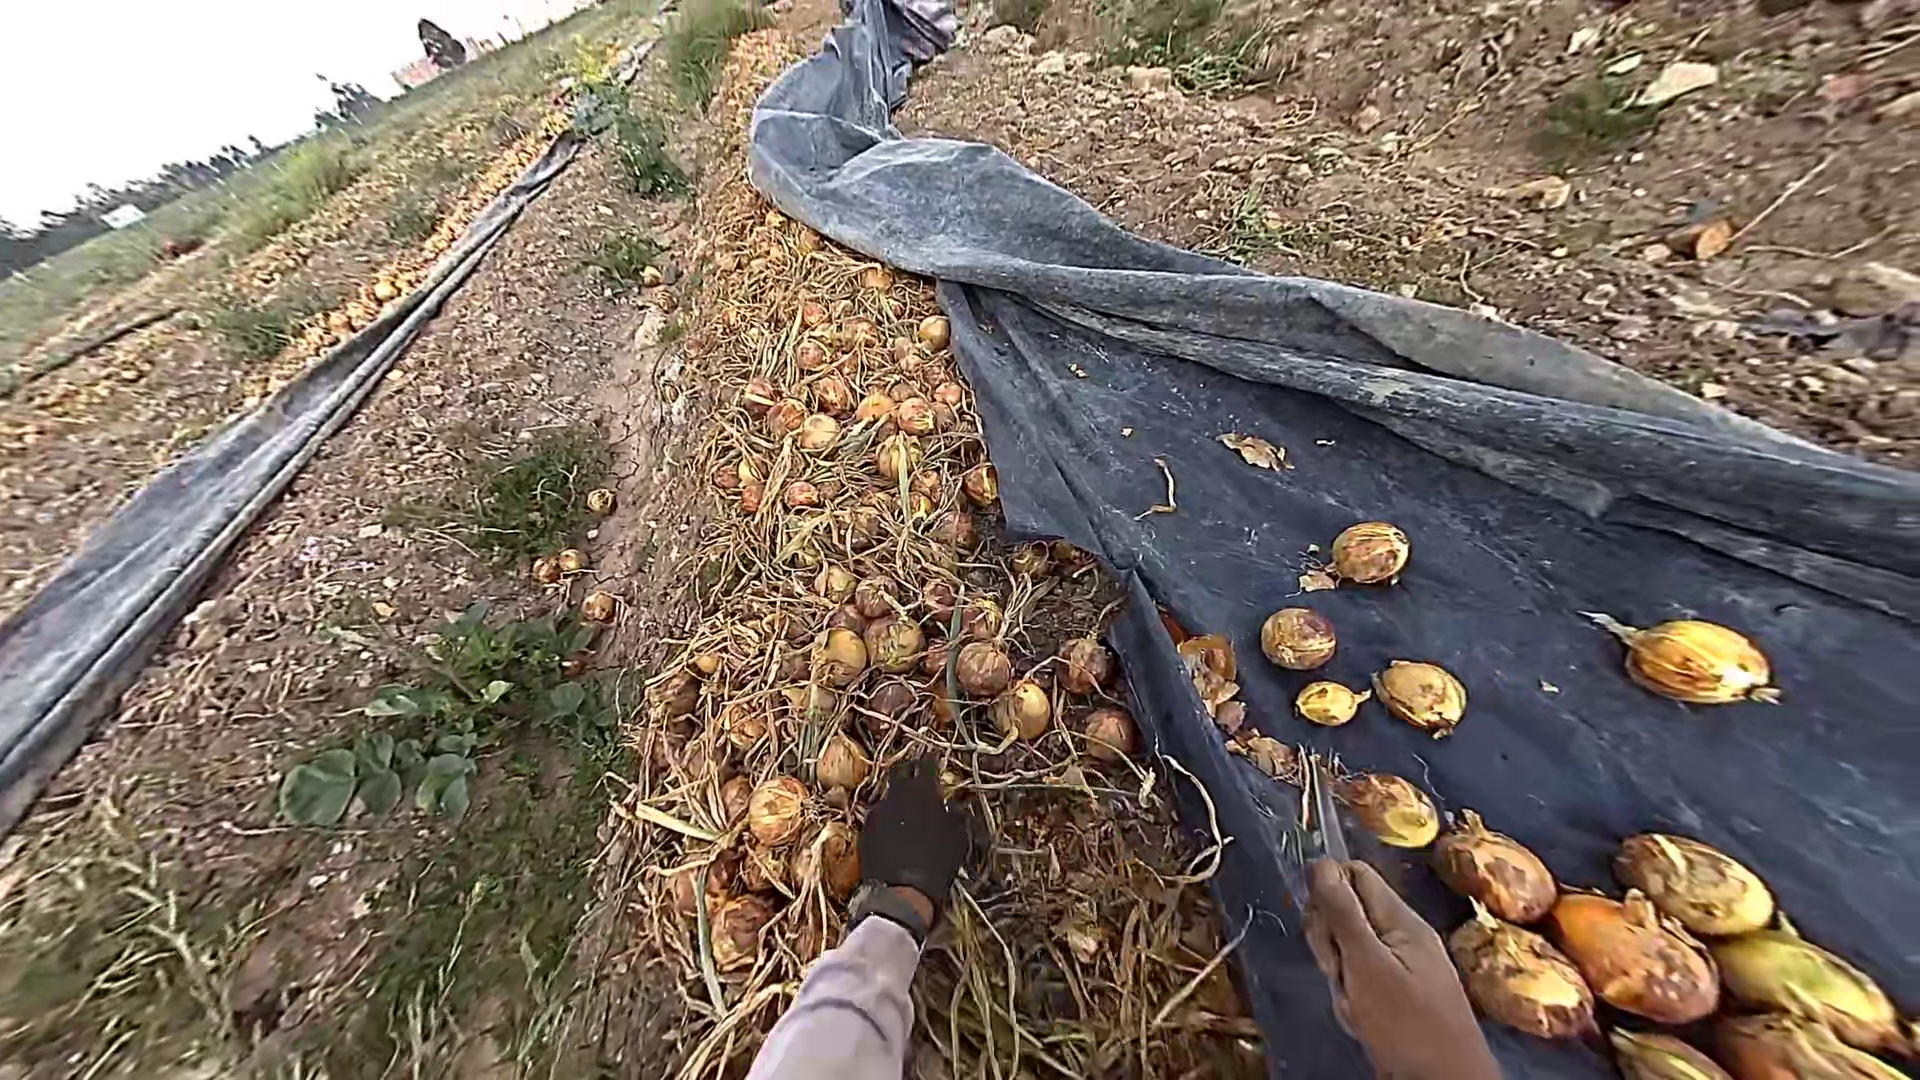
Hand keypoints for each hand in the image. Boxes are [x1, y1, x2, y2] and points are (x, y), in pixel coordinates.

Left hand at [859, 758, 968, 912]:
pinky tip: (893, 828)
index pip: (927, 764)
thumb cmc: (938, 862)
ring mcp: (878, 810)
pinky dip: (886, 815)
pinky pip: (878, 814)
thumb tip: (955, 804)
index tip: (934, 762)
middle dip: (909, 769)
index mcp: (922, 790)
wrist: (903, 892)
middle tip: (917, 776)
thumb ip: (956, 814)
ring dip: (897, 795)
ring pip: (888, 793)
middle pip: (900, 770)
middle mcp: (898, 793)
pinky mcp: (865, 828)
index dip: (932, 761)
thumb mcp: (958, 837)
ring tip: (906, 806)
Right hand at [1306, 860, 1500, 1079]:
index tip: (1321, 922)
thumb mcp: (1367, 963)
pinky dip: (1351, 994)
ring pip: (1345, 945)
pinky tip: (1360, 1017)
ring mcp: (1400, 966)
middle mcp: (1401, 936)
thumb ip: (1342, 910)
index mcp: (1401, 920)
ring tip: (1352, 1000)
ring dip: (1337, 971)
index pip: (1353, 872)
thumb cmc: (1409, 1027)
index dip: (1327, 887)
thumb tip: (1319, 860)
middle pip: (1344, 908)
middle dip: (1328, 937)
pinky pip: (1358, 976)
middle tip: (1336, 969)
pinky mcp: (1395, 994)